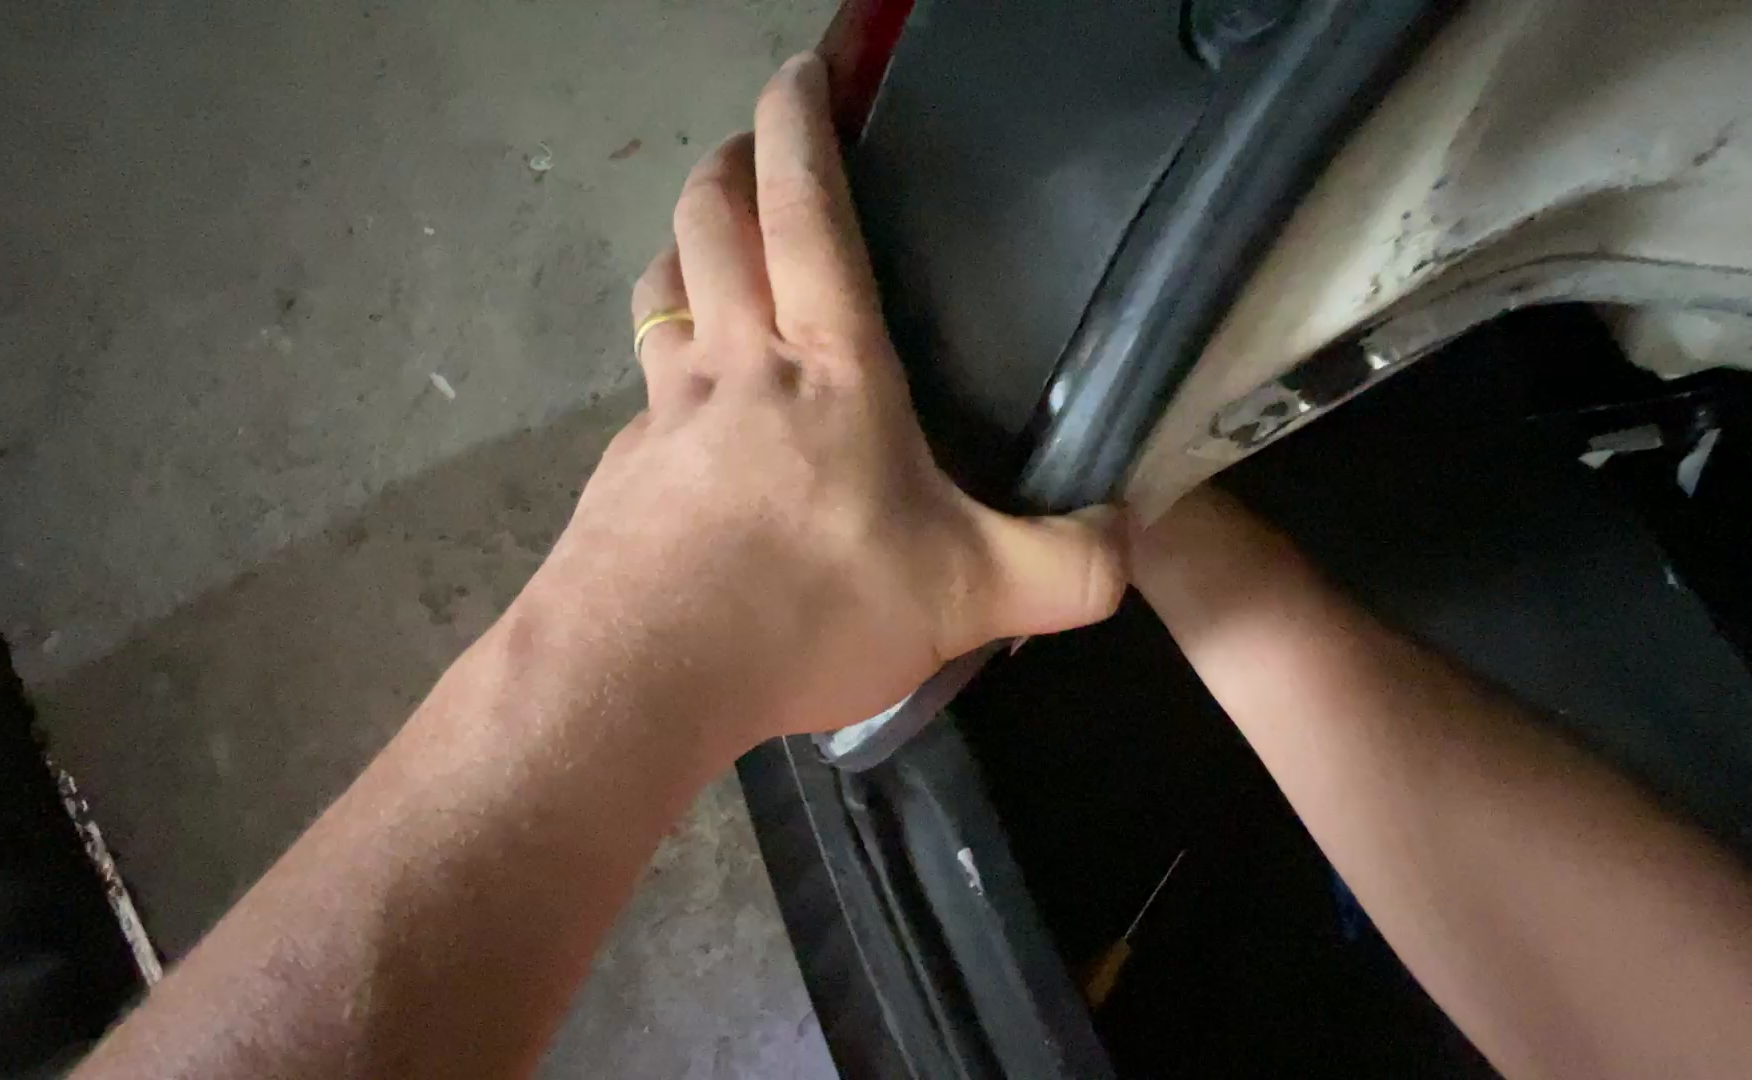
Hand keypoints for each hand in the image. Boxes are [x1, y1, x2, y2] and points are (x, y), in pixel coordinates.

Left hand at [519, 53, 1126, 748]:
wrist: (646, 674)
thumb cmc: (811, 609)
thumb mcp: (972, 597)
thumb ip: (1068, 568)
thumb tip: (1130, 538)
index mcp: (826, 369)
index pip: (805, 215)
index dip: (799, 130)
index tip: (799, 76)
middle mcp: (733, 367)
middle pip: (709, 226)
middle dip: (726, 170)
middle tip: (747, 152)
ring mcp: (662, 417)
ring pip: (660, 296)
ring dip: (680, 253)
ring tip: (705, 251)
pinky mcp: (621, 473)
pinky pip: (640, 394)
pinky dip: (660, 372)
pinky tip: (681, 414)